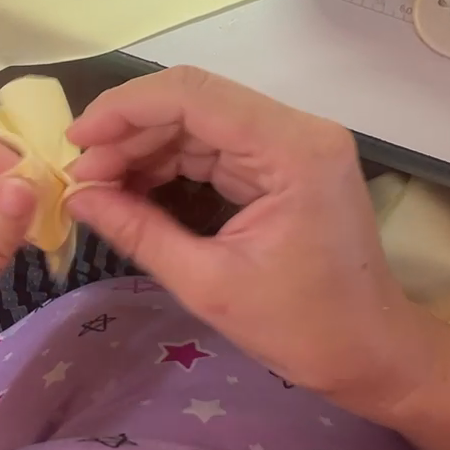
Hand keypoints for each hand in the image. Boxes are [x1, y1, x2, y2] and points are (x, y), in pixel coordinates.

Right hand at [65, 67, 437, 416]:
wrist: (373, 354)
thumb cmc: (304, 329)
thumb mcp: (208, 285)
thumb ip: (138, 231)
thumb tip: (76, 196)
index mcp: (291, 148)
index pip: (192, 95)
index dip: (124, 109)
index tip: (76, 142)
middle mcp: (293, 128)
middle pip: (190, 100)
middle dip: (127, 130)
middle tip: (82, 174)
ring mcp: (287, 140)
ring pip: (193, 118)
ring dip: (141, 145)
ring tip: (97, 183)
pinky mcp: (278, 158)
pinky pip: (207, 143)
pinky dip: (164, 160)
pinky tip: (131, 184)